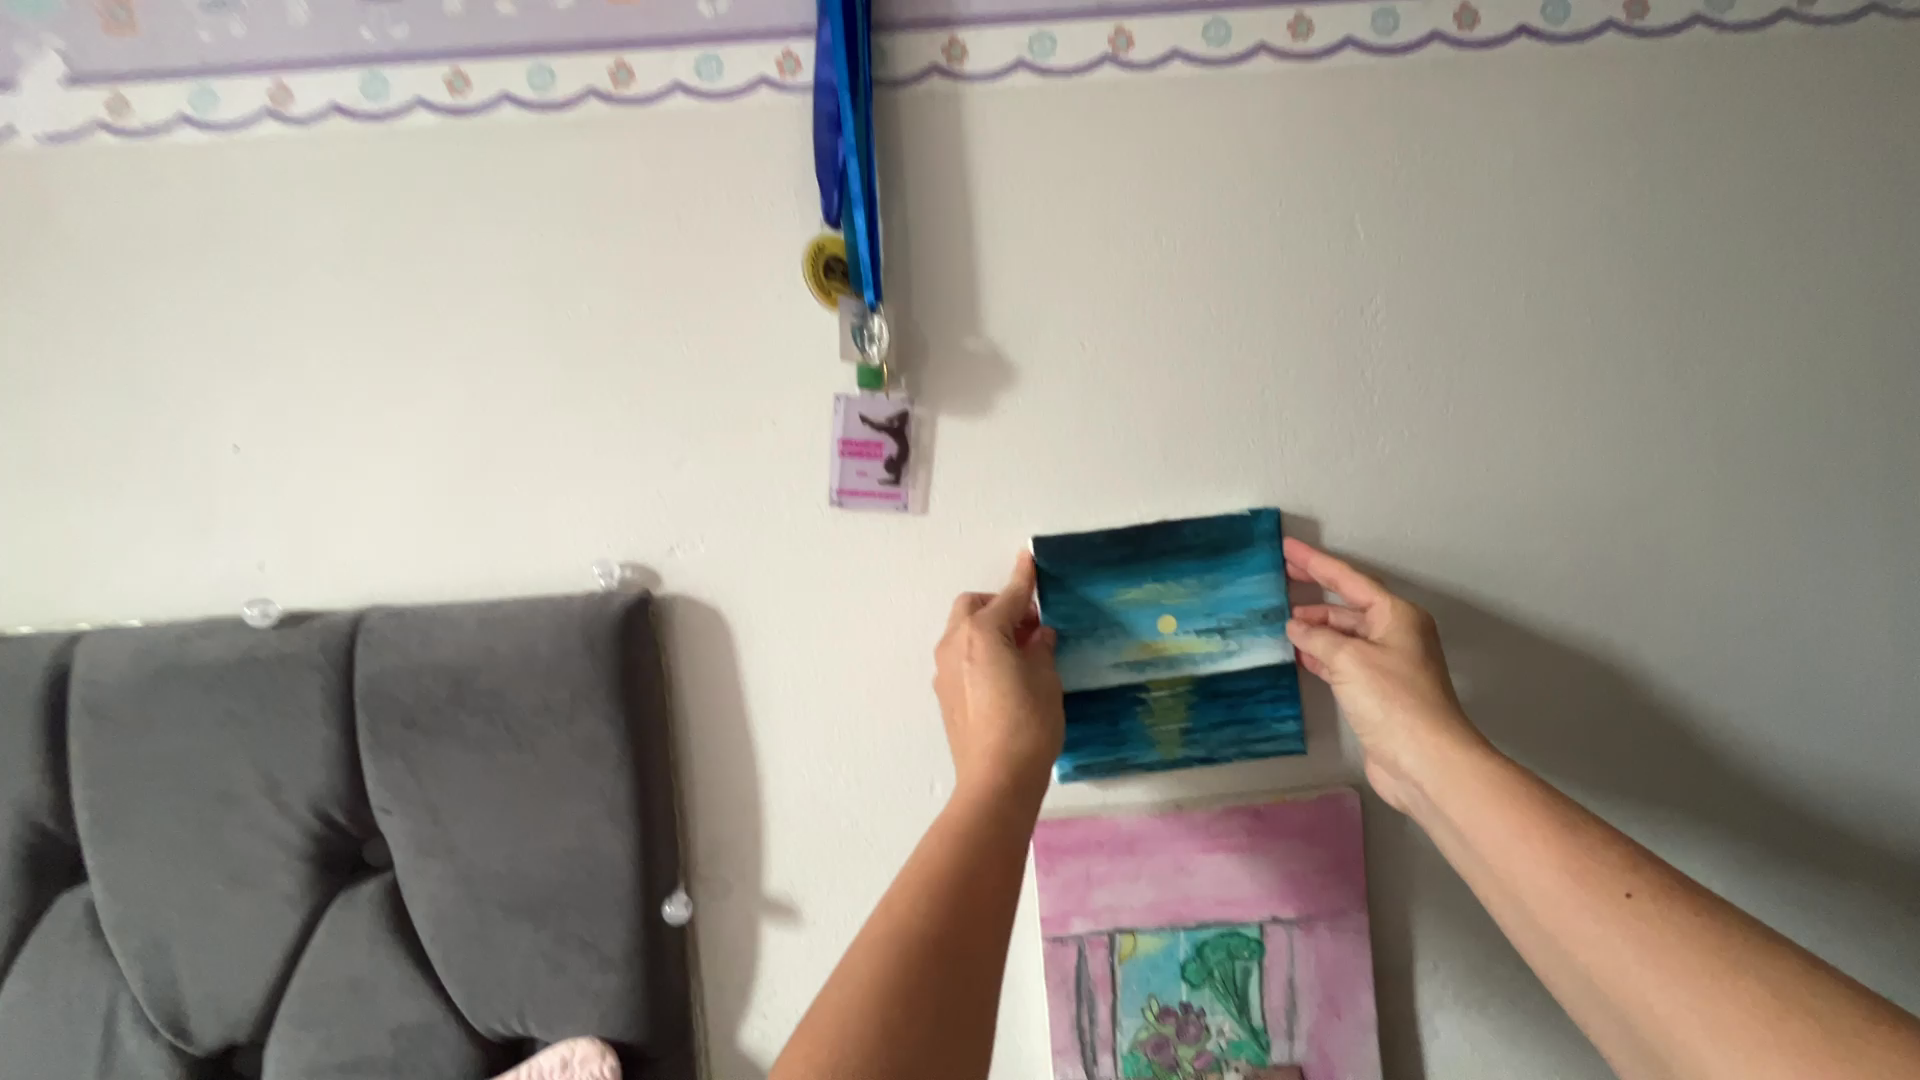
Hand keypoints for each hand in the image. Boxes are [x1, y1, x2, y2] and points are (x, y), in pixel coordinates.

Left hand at [933, 553, 1065, 802]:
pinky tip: (1004, 675)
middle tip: (1030, 625)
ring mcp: (943, 669)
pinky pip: (960, 655)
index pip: (1009, 597)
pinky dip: (979, 651)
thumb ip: (1041, 649)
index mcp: (982, 633)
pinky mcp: (942, 693)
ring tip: (1020, 651)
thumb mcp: (1046, 680)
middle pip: (973, 606)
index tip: (1028, 559)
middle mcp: (955, 644)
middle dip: (1000, 606)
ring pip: (963, 630)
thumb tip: (1038, 635)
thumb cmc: (1029, 725)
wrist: (996, 780)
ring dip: (988, 629)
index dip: (1023, 579)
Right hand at [1282, 537, 1488, 811]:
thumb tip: (1296, 627)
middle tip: (1280, 576)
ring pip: (1343, 634)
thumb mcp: (1349, 658)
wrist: (1425, 760)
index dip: (1315, 562)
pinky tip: (1299, 653)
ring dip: (1314, 627)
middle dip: (1314, 592)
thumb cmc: (1394, 701)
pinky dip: (1320, 653)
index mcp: (1396, 615)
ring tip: (1281, 619)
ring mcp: (1386, 663)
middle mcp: (1393, 633)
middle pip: (1347, 605)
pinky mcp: (1376, 690)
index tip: (1287, 547)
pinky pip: (1342, 659)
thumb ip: (1317, 638)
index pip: (1348, 580)